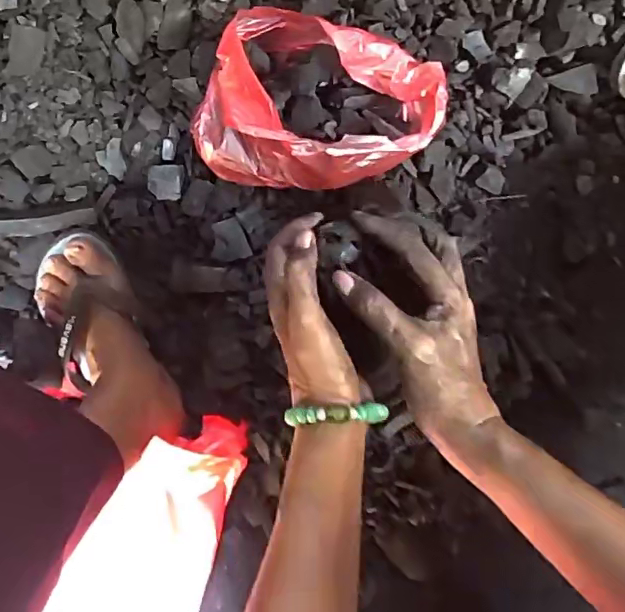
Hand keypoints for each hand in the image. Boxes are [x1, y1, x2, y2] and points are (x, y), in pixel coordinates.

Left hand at [264, 213, 364, 405]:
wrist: (333, 407)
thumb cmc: (319, 361)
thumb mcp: (307, 316)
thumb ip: (302, 277)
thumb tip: (304, 236)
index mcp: (279, 296)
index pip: (279, 250)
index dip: (293, 228)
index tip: (320, 216)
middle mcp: (286, 301)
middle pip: (286, 257)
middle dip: (301, 235)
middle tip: (329, 223)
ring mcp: (302, 313)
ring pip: (300, 271)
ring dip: (312, 251)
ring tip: (337, 238)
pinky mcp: (320, 324)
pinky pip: (316, 286)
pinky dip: (325, 270)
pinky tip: (345, 270)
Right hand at [333, 213, 499, 449]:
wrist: (465, 428)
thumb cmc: (440, 387)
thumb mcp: (407, 345)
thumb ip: (375, 307)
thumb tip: (339, 274)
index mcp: (450, 295)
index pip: (415, 247)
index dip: (384, 229)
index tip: (353, 218)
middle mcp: (453, 293)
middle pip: (436, 243)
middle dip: (405, 224)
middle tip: (372, 219)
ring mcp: (448, 306)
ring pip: (434, 258)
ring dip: (409, 240)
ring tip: (377, 233)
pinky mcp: (438, 319)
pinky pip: (422, 277)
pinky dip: (404, 262)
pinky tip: (382, 265)